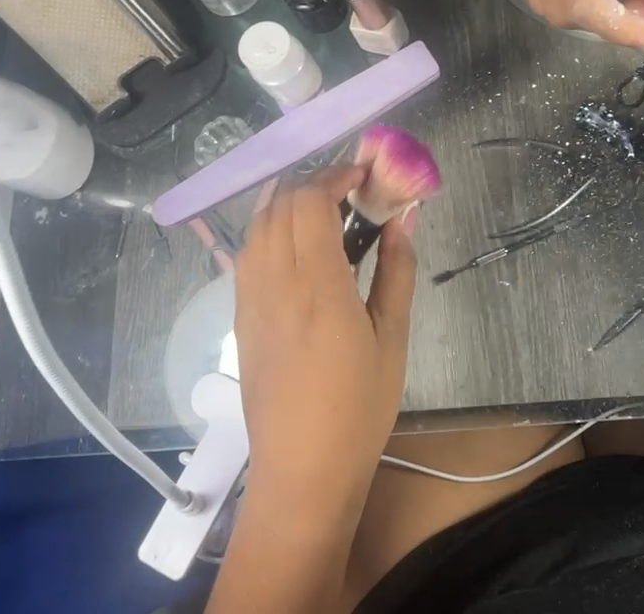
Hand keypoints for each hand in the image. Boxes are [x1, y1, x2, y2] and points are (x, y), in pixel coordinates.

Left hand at [234, 165, 416, 502]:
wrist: (302, 470)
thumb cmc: (358, 407)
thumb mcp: (392, 338)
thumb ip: (396, 271)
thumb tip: (404, 218)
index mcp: (316, 285)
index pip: (309, 201)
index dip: (335, 175)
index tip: (365, 173)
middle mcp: (274, 282)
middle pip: (279, 204)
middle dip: (314, 182)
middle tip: (351, 191)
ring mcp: (249, 299)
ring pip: (257, 224)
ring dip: (287, 202)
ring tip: (324, 211)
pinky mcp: (240, 317)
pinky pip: (247, 253)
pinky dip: (269, 229)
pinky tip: (296, 244)